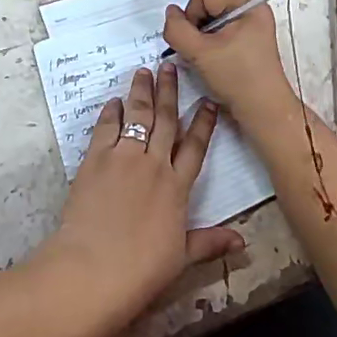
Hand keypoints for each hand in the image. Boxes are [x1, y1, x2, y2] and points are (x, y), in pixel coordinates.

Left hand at [37, 65, 243, 322]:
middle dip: (169, 92)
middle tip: (170, 66)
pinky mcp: (95, 159)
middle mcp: (153, 165)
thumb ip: (209, 242)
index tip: (209, 102)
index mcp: (177, 187)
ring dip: (141, 92)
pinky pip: (107, 128)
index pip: (195, 147)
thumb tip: (241, 242)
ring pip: (137, 116)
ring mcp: (124, 158)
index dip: (203, 123)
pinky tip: (114, 101)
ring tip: (144, 71)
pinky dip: (111, 112)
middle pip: (166, 121)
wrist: (94, 269)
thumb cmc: (141, 270)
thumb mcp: (181, 258)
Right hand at [163, 0, 296, 125]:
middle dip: (196, 26)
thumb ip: (177, 29)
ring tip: (204, 58)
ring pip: (214, 19)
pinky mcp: (250, 41)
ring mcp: (253, 26)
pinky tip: (212, 62)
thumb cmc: (235, 79)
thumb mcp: (199, 53)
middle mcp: (253, 10)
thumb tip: (171, 12)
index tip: (193, 41)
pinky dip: (211, 44)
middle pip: (209, 4)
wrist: (264, 112)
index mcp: (248, 6)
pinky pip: (223, 31)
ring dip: (202, 37)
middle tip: (196, 51)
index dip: (191, 14)